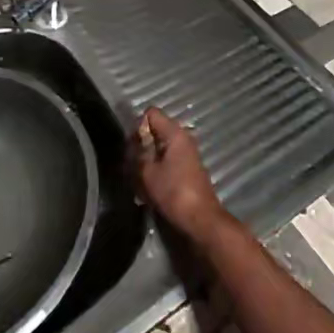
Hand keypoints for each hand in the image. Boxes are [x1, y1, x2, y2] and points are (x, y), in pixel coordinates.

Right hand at [133, 107, 229, 239]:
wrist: (201, 219)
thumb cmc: (173, 192)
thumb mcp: (147, 172)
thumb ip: (138, 151)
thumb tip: (133, 140)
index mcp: (175, 133)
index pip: (152, 113)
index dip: (138, 125)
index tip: (133, 146)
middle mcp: (184, 138)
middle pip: (156, 130)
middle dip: (142, 144)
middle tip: (132, 163)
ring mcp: (188, 153)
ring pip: (160, 147)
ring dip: (148, 159)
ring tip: (139, 178)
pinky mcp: (188, 168)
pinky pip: (168, 160)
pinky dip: (158, 169)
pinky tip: (150, 187)